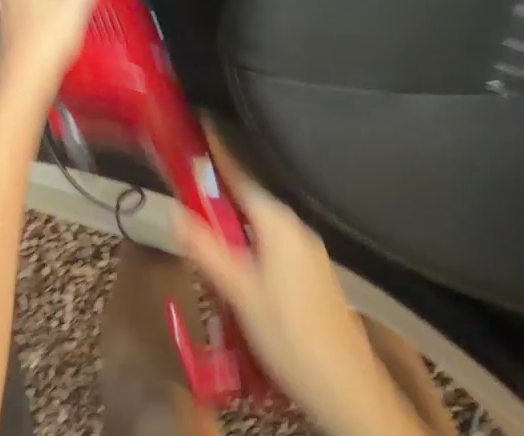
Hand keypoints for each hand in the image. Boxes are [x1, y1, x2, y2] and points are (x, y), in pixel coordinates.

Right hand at [175, 129, 428, 435]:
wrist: (347, 392)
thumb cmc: (291, 337)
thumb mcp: (237, 292)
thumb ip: (205, 247)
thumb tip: (175, 210)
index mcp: (278, 224)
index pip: (240, 176)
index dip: (215, 154)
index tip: (195, 130)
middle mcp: (296, 231)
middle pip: (245, 202)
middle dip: (214, 203)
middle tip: (182, 204)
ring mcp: (307, 254)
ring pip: (257, 229)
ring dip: (229, 233)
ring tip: (201, 246)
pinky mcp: (311, 277)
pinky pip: (269, 248)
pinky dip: (246, 251)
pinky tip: (232, 277)